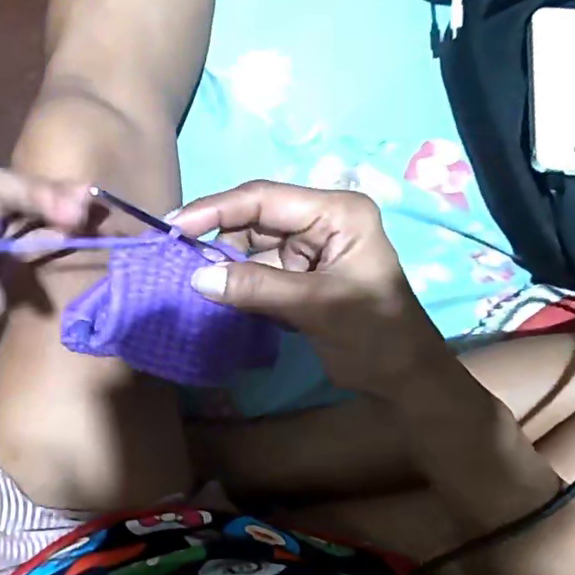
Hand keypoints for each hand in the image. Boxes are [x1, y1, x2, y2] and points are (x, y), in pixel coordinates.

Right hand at [170, 181, 463, 400]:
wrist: (402, 376)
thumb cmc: (375, 334)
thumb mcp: (318, 306)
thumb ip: (258, 288)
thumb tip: (197, 278)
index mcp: (336, 212)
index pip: (264, 198)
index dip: (215, 209)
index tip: (174, 226)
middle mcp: (319, 221)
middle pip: (252, 217)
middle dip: (214, 234)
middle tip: (173, 252)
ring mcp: (306, 248)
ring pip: (248, 244)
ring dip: (220, 261)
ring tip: (187, 276)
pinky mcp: (295, 275)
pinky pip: (253, 270)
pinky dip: (232, 281)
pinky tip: (210, 291)